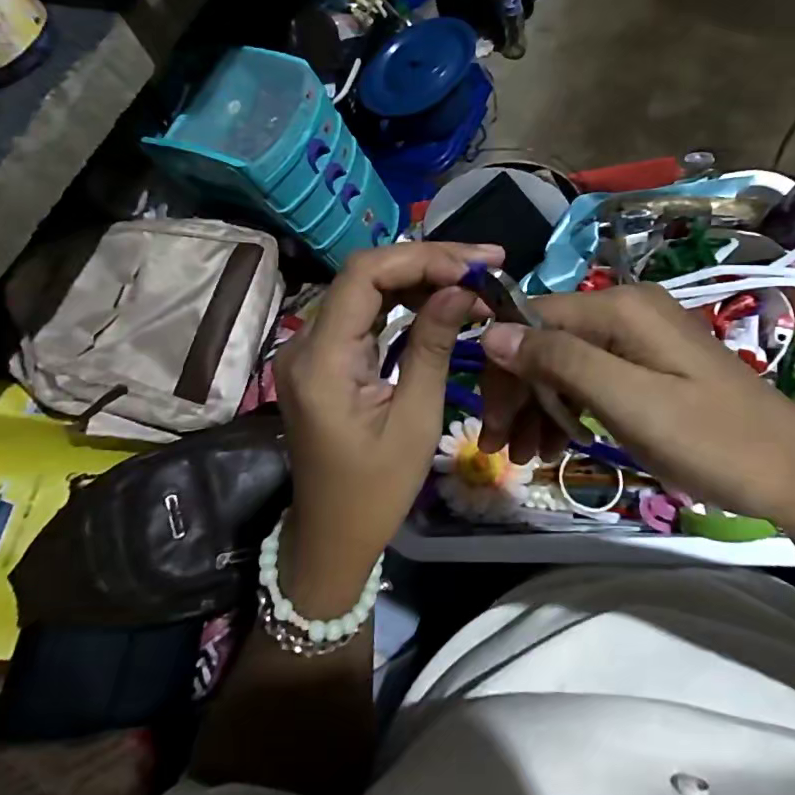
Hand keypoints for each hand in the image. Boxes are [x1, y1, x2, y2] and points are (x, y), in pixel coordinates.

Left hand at [274, 242, 500, 612]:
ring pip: (367, 288)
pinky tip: (443, 299)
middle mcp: (306, 343)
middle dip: (428, 262)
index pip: (365, 275)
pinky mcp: (325, 357)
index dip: (422, 259)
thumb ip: (433, 347)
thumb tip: (461, 288)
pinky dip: (406, 301)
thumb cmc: (375, 491)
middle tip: (488, 263)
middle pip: (366, 275)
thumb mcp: (415, 421)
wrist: (332, 535)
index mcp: (321, 360)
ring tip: (476, 279)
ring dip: (421, 278)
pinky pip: (365, 313)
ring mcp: (311, 348)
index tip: (475, 265)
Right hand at [478, 283, 794, 523]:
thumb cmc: (712, 439)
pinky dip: (571, 408)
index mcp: (621, 307)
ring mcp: (642, 337)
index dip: (503, 369)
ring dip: (541, 405)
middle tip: (504, 450)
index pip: (532, 320)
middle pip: (547, 341)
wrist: (792, 473)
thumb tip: (489, 330)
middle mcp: (627, 310)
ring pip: (567, 362)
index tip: (492, 425)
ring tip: (531, 456)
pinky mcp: (651, 365)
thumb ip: (560, 361)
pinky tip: (561, 442)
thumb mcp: (630, 402)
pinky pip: (594, 377)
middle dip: (519, 392)